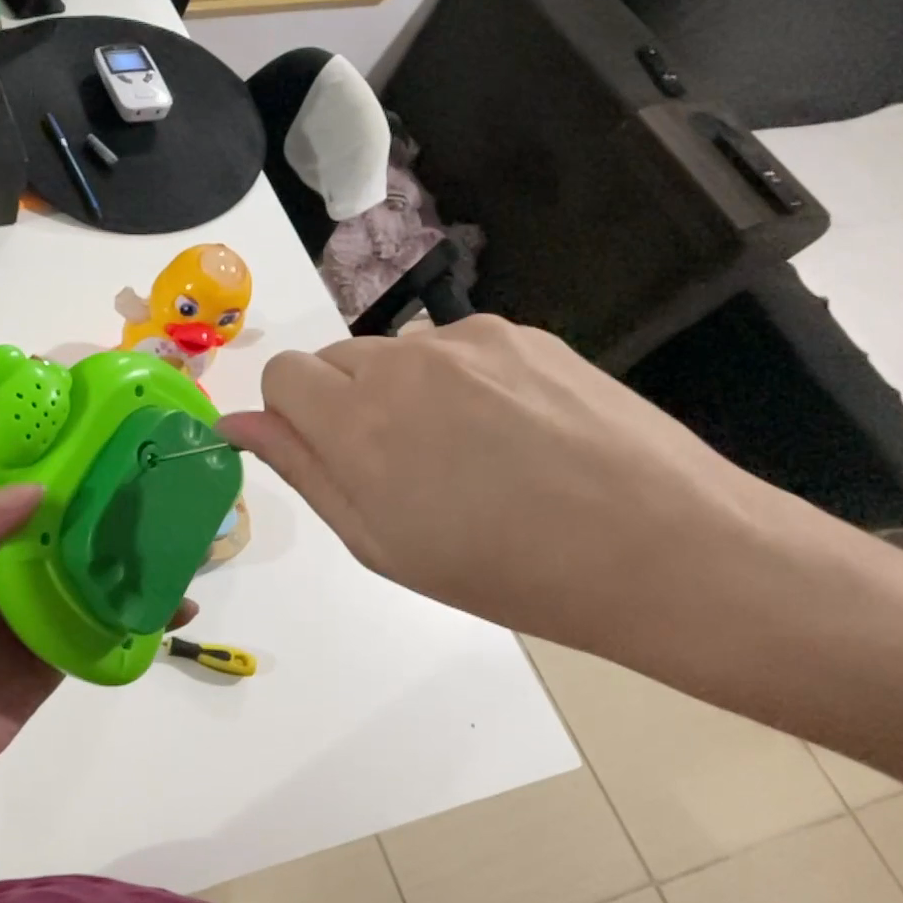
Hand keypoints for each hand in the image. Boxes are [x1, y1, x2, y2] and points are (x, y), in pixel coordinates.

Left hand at [0, 487, 199, 773]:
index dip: (71, 470)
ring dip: (145, 558)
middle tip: (173, 492)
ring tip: (194, 545)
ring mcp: (54, 603)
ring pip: (105, 570)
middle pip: (80, 528)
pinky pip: (115, 620)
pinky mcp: (75, 642)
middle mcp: (25, 562)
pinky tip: (182, 607)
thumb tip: (40, 489)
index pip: (35, 492)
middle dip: (122, 511)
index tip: (118, 447)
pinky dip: (149, 613)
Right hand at [218, 316, 769, 651]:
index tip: (330, 457)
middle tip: (401, 468)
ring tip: (468, 454)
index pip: (282, 374)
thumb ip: (300, 469)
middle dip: (345, 403)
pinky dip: (461, 381)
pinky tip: (514, 433)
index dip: (293, 414)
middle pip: (335, 360)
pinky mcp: (524, 333)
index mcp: (355, 419)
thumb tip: (236, 422)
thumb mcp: (377, 541)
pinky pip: (458, 348)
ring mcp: (468, 340)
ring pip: (397, 353)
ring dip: (403, 391)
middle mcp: (402, 360)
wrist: (666, 551)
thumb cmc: (501, 570)